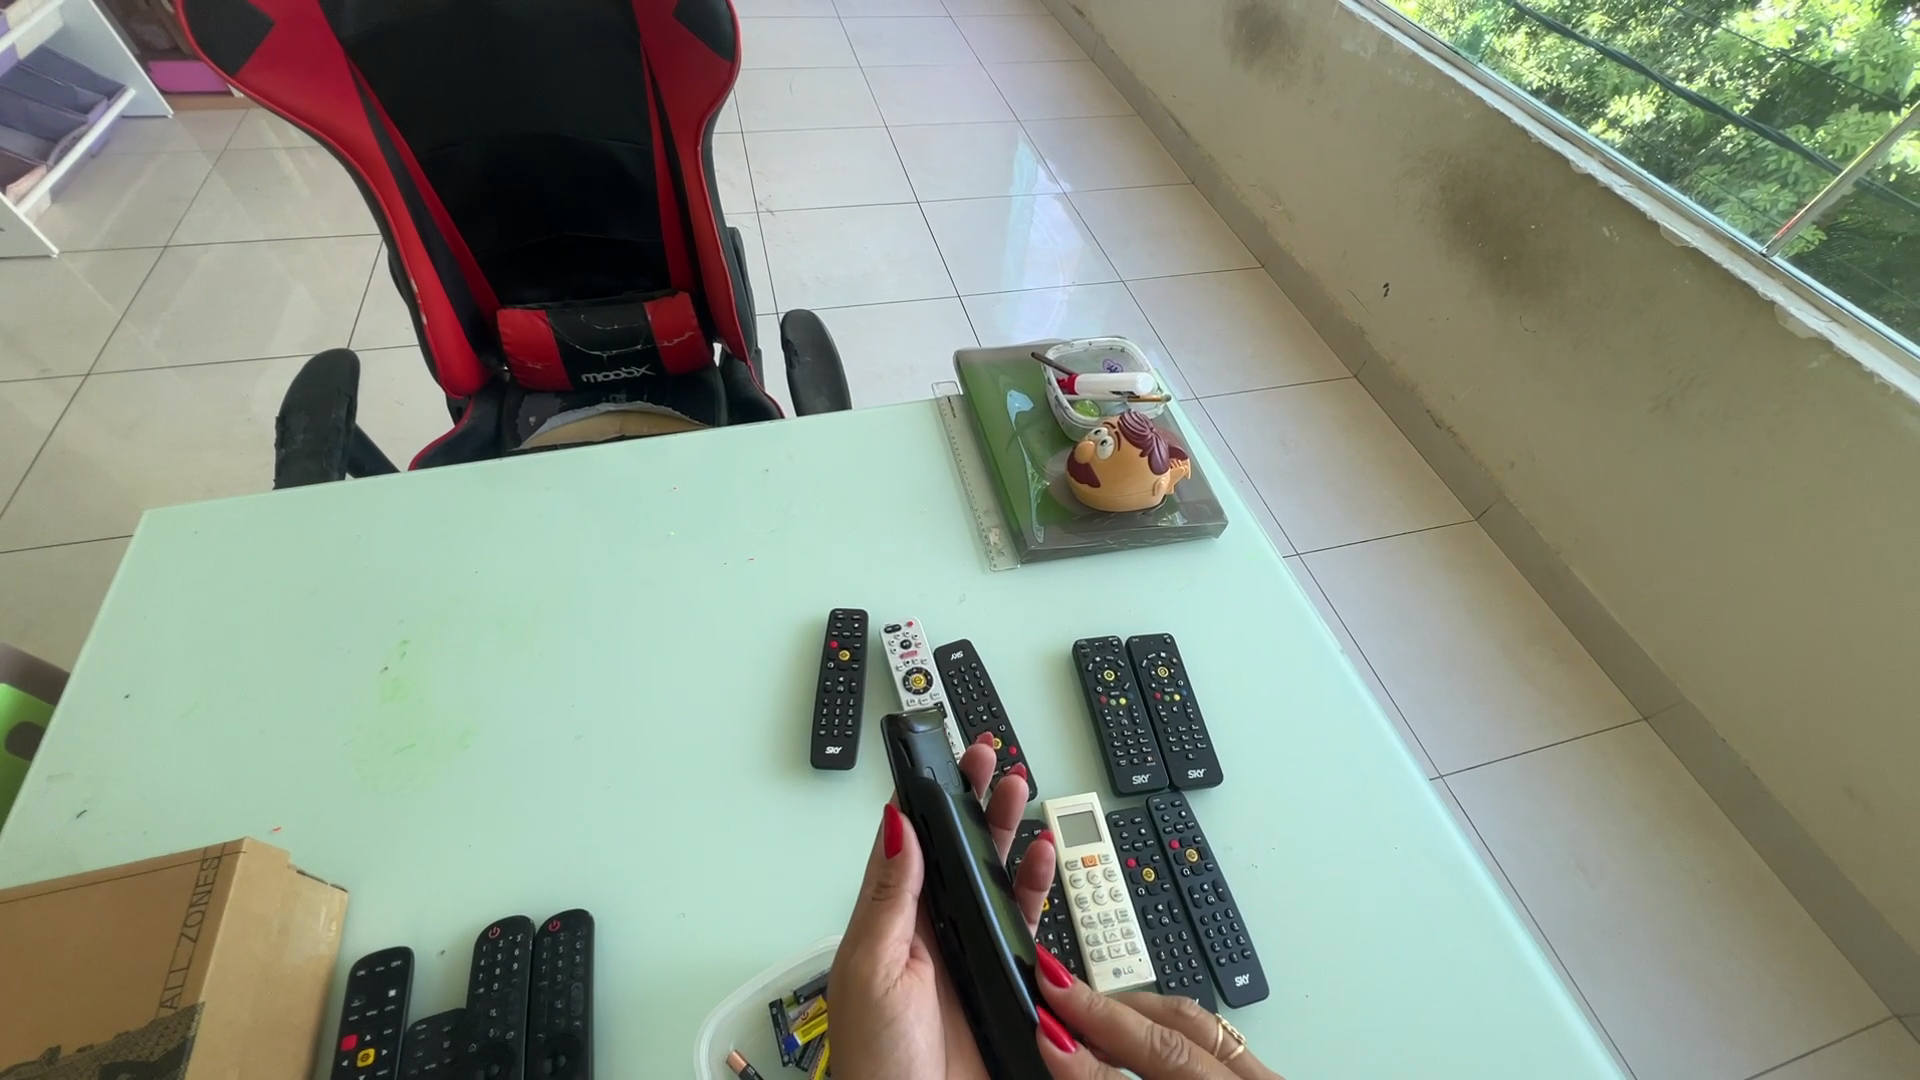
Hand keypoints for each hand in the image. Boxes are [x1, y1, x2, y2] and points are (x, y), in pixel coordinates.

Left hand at [830, 736, 1060, 1079]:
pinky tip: (1040, 857)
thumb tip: (895, 825)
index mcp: (892, 916)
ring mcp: (967, 946)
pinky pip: (1024, 918)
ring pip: (992, 872)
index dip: (928, 793)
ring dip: (1006, 829)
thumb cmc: (873, 1062)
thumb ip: (889, 896)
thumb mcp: (872, 969)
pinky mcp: (1000, 972)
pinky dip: (1035, 884)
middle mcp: (930, 925)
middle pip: (956, 845)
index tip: (944, 755)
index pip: (910, 837)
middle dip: (973, 798)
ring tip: (1018, 789)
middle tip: (989, 759)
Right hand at [1031, 948, 1285, 1079]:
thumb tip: (1066, 1048)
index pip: (1151, 1072)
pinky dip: (1163, 1019)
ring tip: (1081, 1000)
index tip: (1044, 1030)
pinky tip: (1132, 1021)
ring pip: (1194, 1020)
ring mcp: (1268, 1078)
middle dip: (1102, 1010)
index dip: (1087, 1059)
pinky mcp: (1267, 1072)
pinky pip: (1213, 1029)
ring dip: (1130, 1007)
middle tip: (1049, 985)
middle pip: (1172, 1036)